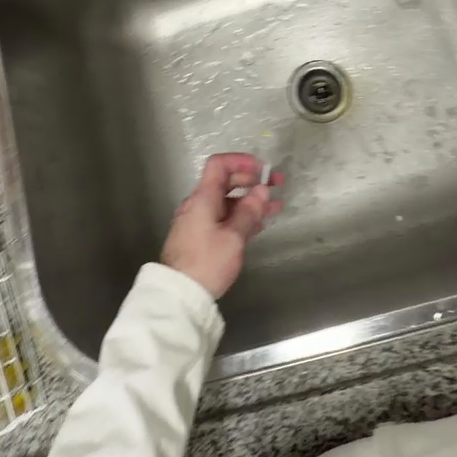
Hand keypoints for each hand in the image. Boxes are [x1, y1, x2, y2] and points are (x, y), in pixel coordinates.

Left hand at [161, 153, 284, 298]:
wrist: (179, 295)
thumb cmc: (207, 262)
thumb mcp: (233, 237)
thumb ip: (248, 212)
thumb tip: (262, 190)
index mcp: (203, 197)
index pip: (219, 165)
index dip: (241, 161)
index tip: (263, 169)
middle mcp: (199, 204)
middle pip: (225, 182)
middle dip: (252, 181)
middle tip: (277, 186)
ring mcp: (198, 221)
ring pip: (227, 202)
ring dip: (250, 202)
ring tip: (275, 208)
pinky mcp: (200, 237)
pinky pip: (222, 218)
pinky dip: (240, 217)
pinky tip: (258, 224)